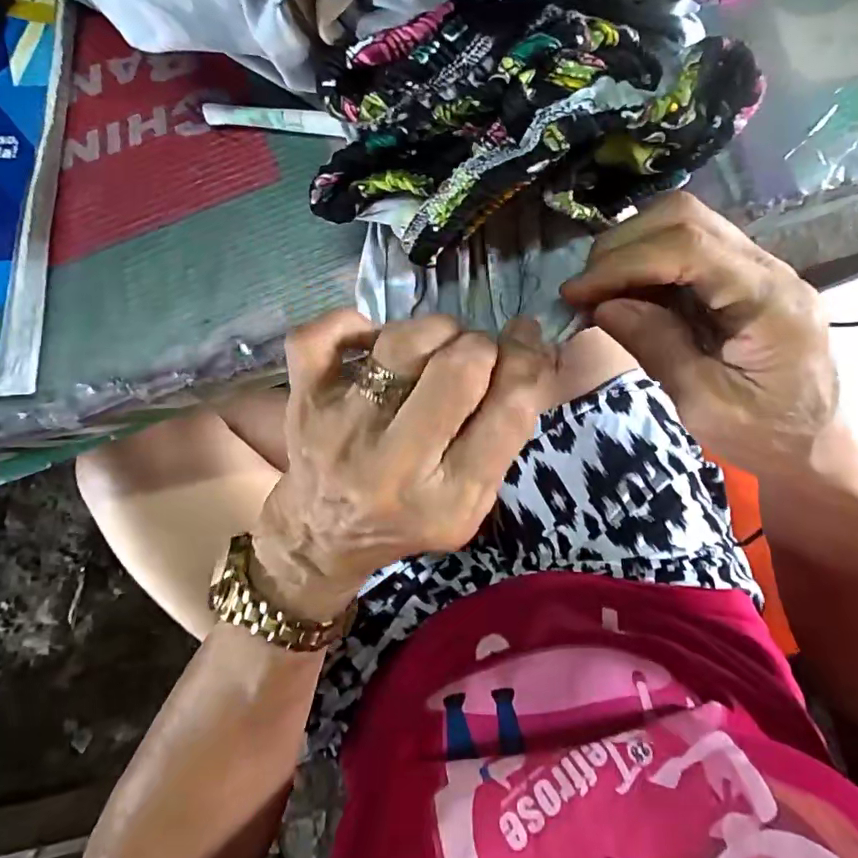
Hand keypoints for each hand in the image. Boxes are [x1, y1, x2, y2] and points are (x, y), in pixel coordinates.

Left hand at [251, 310, 555, 620]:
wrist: (323, 533)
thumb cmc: (410, 513)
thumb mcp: (472, 495)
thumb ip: (510, 427)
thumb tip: (555, 348)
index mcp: (448, 499)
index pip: (509, 411)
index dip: (527, 361)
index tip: (524, 340)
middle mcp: (391, 466)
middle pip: (458, 369)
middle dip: (479, 346)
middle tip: (473, 355)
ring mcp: (340, 429)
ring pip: (400, 341)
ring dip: (432, 330)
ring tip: (433, 349)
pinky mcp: (303, 402)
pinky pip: (320, 335)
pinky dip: (353, 323)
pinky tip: (372, 342)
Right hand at [560, 192, 838, 479]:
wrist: (810, 445)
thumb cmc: (764, 436)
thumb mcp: (706, 406)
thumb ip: (658, 348)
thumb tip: (603, 306)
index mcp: (770, 301)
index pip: (689, 248)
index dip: (624, 261)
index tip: (576, 293)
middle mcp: (768, 270)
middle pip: (685, 218)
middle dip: (621, 247)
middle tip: (583, 292)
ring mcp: (755, 268)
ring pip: (682, 223)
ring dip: (628, 249)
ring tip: (597, 292)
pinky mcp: (737, 276)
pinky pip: (683, 247)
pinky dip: (641, 262)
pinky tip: (620, 293)